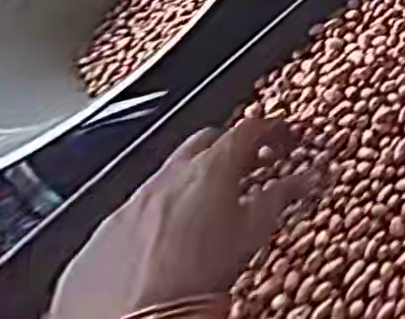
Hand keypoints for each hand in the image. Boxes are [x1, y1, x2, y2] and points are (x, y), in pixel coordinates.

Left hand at [49, 119, 313, 318]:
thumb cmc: (200, 276)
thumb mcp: (254, 231)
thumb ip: (283, 195)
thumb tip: (309, 177)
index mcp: (211, 168)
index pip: (248, 129)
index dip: (270, 130)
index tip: (281, 138)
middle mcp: (167, 178)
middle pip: (203, 141)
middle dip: (226, 147)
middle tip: (244, 166)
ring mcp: (126, 208)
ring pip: (163, 179)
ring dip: (186, 184)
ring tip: (202, 210)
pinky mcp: (95, 242)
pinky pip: (127, 218)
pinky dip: (150, 220)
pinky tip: (160, 245)